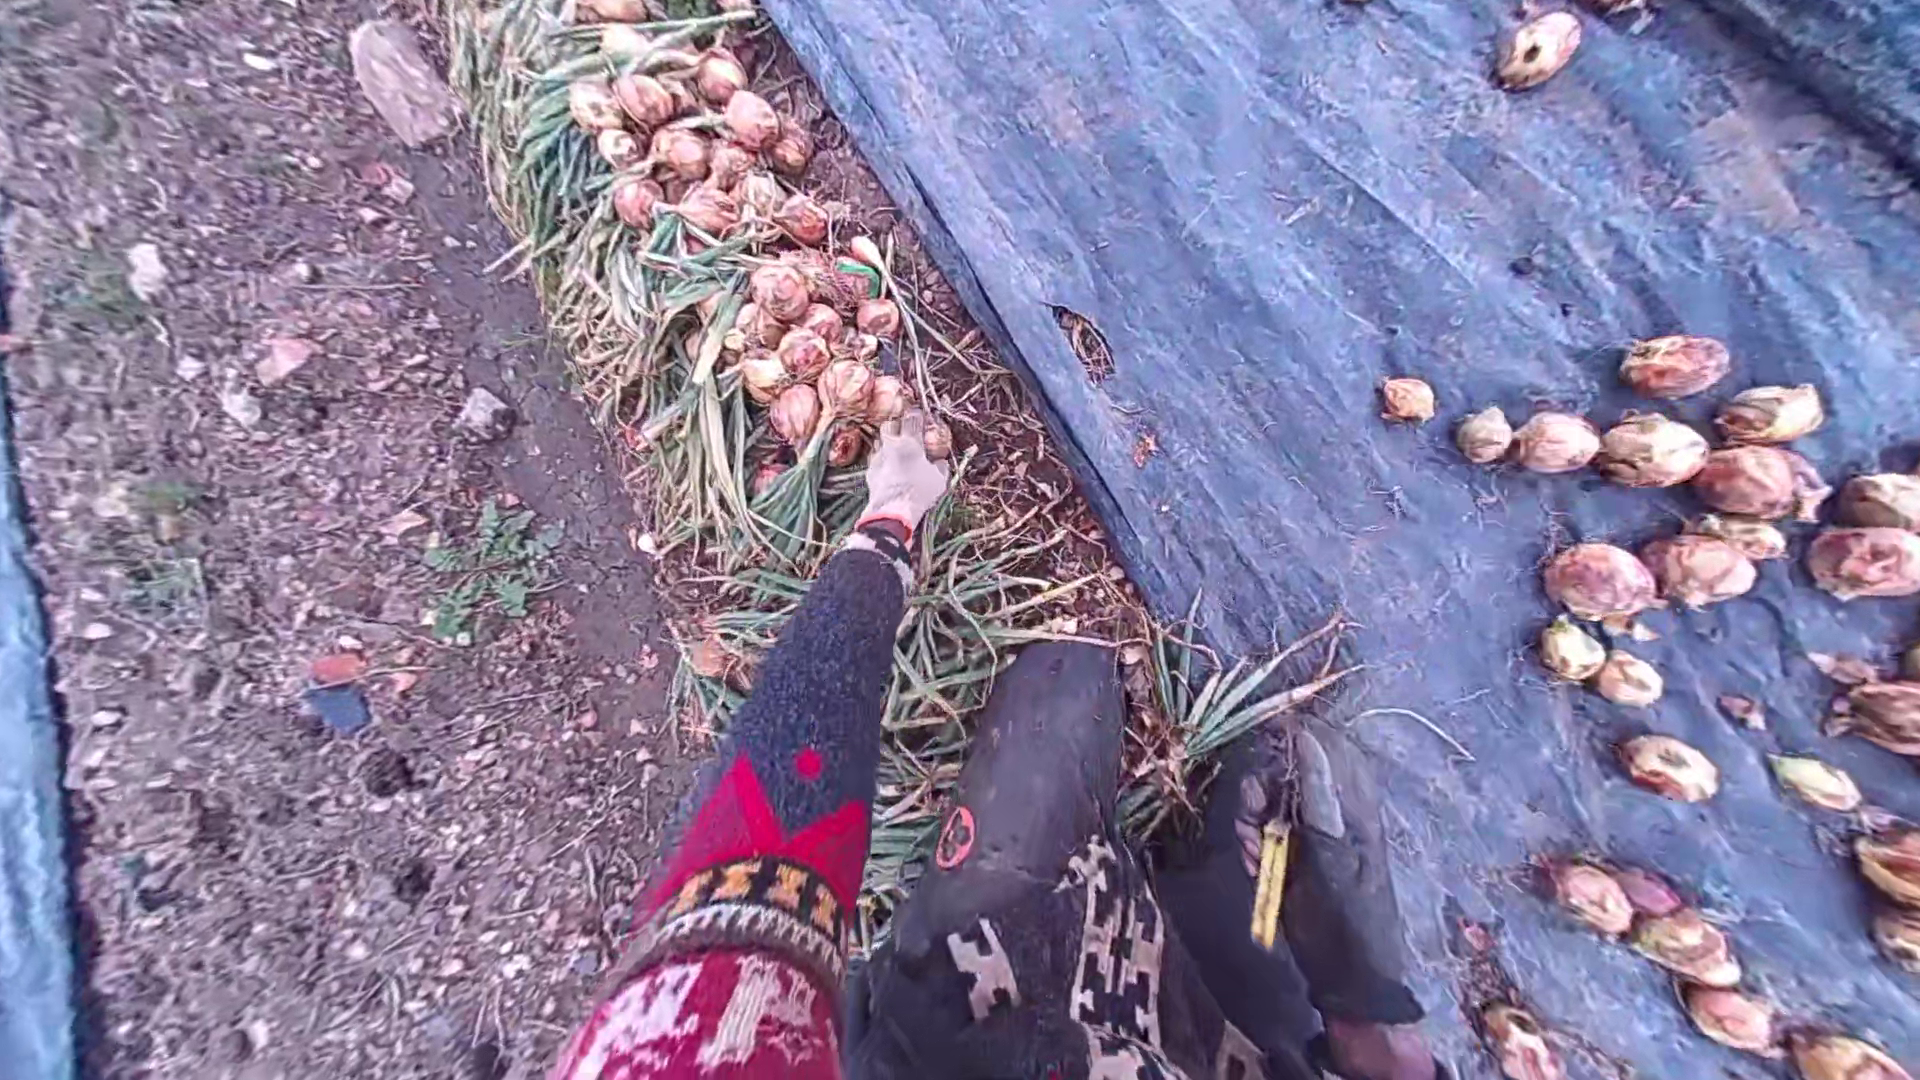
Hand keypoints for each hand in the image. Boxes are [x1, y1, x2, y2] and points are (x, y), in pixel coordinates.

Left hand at [858, 409, 949, 537]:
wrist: (893, 510)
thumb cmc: (919, 492)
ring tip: (896, 449)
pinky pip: (875, 458)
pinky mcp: (870, 471)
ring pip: (880, 440)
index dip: (916, 414)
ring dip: (887, 441)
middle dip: (897, 424)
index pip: (912, 418)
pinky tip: (888, 466)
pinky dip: (882, 459)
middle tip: (905, 430)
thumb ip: (940, 467)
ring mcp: (878, 458)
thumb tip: (941, 462)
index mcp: (910, 442)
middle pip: (889, 424)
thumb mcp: (939, 480)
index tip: (920, 415)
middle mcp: (891, 445)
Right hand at [1232, 723, 1425, 1027]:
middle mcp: (1326, 810)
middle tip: (1253, 811)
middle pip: (1284, 770)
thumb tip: (1308, 739)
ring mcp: (1305, 830)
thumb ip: (1319, 795)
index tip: (1261, 730)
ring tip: (1255, 849)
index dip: (1293, 734)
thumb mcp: (1333, 854)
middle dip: (1260, 786)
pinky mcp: (1287, 849)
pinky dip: (1250, 839)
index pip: (1323, 747)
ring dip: (1250, 817)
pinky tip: (1257, 864)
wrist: (1346, 977)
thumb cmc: (1349, 916)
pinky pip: (1258, 826)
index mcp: (1350, 805)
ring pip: (1265, 798)